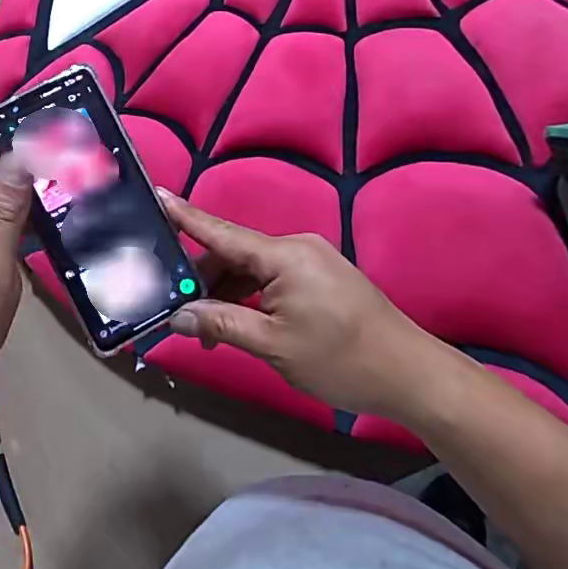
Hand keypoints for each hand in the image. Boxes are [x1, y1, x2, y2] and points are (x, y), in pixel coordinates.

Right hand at [158, 189, 467, 418]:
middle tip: (176, 315)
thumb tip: (176, 317)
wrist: (411, 374)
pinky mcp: (320, 277)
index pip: (221, 232)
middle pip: (233, 255)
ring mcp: (310, 261)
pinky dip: (249, 300)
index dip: (185, 216)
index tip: (156, 194)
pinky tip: (237, 326)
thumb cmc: (342, 359)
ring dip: (225, 296)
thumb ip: (220, 324)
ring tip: (207, 334)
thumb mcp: (273, 346)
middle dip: (202, 282)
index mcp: (284, 256)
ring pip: (251, 271)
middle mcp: (296, 248)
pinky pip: (271, 280)